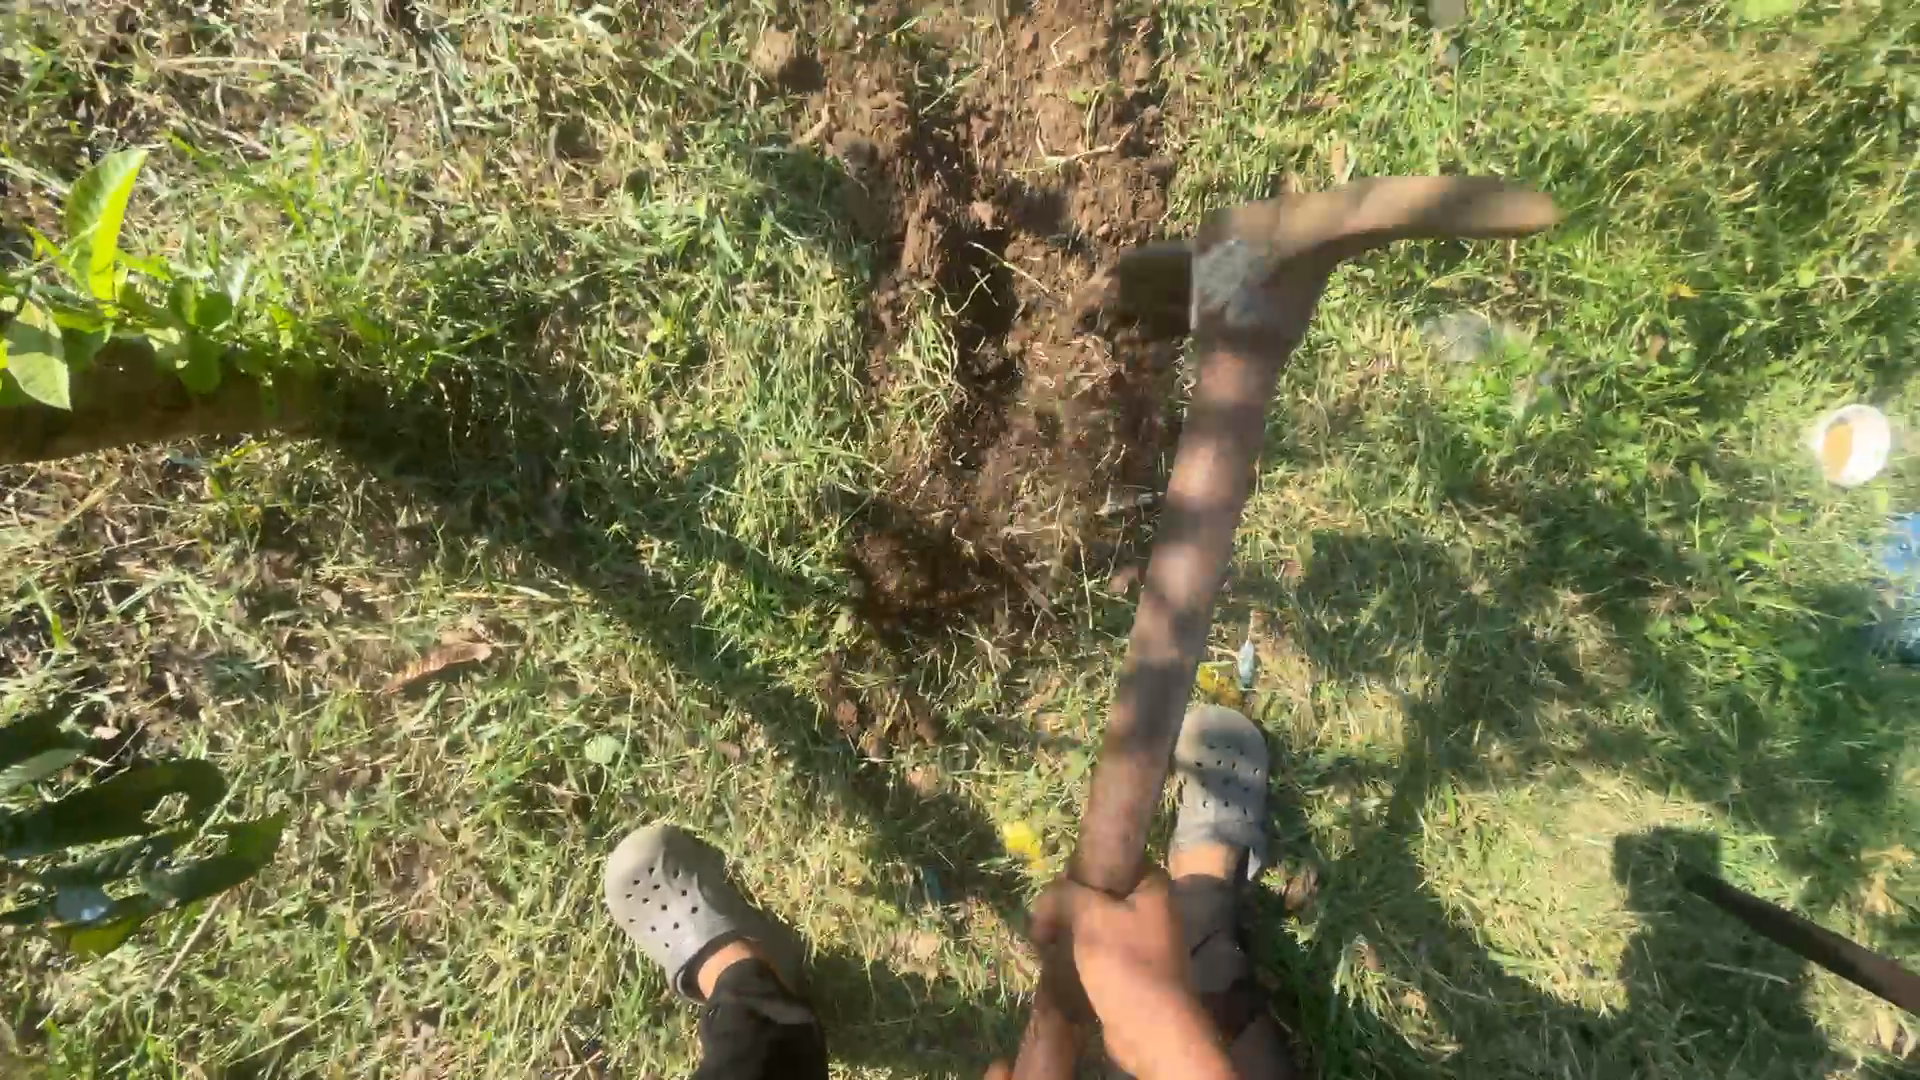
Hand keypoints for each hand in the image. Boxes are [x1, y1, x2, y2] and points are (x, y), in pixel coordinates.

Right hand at [1029, 872, 1234, 1079]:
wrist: (1151, 1031)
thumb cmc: (1125, 962)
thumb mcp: (1088, 914)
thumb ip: (1063, 894)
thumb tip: (1045, 899)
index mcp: (1153, 887)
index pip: (1115, 859)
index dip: (1085, 866)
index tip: (1060, 882)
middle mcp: (1155, 910)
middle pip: (1102, 893)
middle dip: (1071, 904)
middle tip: (1047, 916)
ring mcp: (1146, 943)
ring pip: (1098, 923)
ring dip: (1072, 931)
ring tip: (1046, 939)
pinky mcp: (1134, 971)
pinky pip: (1101, 951)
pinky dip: (1081, 954)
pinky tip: (1058, 960)